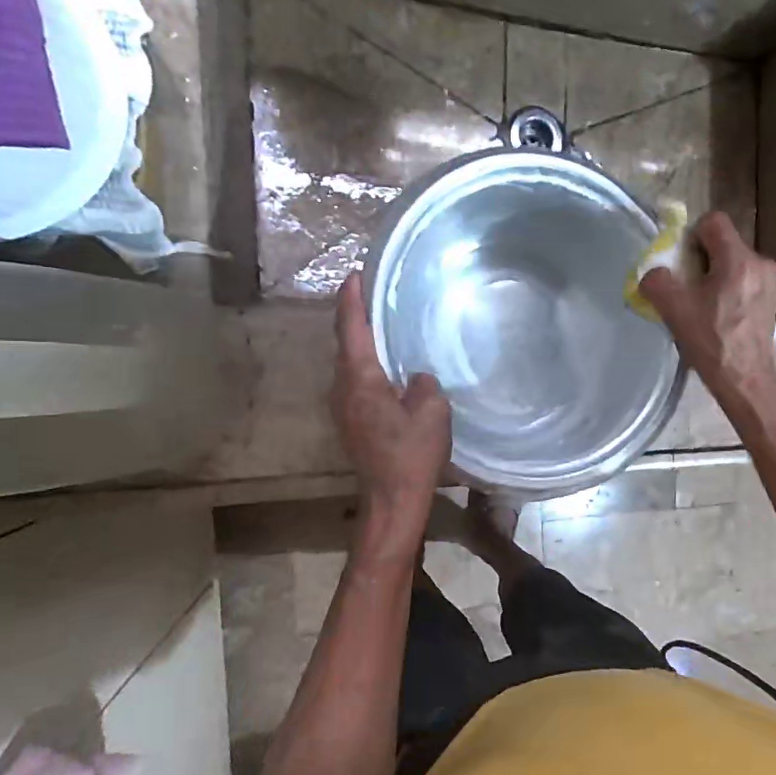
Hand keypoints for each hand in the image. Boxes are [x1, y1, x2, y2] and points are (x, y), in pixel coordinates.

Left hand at [330, 272, 450, 531]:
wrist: (392, 500)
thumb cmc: (411, 454)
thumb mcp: (432, 411)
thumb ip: (423, 383)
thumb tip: (415, 377)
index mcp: (360, 379)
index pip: (352, 328)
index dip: (352, 299)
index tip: (356, 274)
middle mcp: (343, 388)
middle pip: (345, 343)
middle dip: (357, 316)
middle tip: (375, 294)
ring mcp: (343, 407)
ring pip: (350, 364)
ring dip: (362, 342)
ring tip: (384, 325)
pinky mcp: (351, 422)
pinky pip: (356, 381)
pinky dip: (367, 365)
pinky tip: (388, 366)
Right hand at [638, 212, 775, 403]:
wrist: (745, 379)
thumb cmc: (710, 342)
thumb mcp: (673, 309)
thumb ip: (656, 281)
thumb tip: (654, 273)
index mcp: (739, 260)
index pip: (714, 221)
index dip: (692, 235)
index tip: (681, 262)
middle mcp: (761, 263)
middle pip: (724, 242)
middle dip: (702, 258)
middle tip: (688, 286)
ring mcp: (771, 282)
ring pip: (734, 262)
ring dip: (716, 274)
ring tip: (704, 304)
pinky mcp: (773, 299)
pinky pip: (745, 279)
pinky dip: (730, 289)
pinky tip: (720, 315)